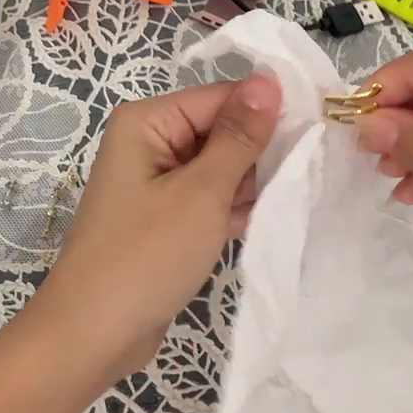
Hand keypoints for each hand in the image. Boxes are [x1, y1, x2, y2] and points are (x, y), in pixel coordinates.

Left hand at [28, 76, 278, 381]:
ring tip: (282, 205)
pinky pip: (210, 196)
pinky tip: (261, 223)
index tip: (318, 132)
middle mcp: (149, 141)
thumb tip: (269, 78)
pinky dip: (234, 208)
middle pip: (221, 129)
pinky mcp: (166, 215)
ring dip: (251, 185)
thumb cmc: (146, 255)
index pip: (220, 98)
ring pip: (220, 166)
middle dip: (259, 153)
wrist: (93, 334)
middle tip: (303, 178)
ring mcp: (157, 180)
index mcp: (147, 121)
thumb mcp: (201, 192)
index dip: (268, 112)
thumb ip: (239, 136)